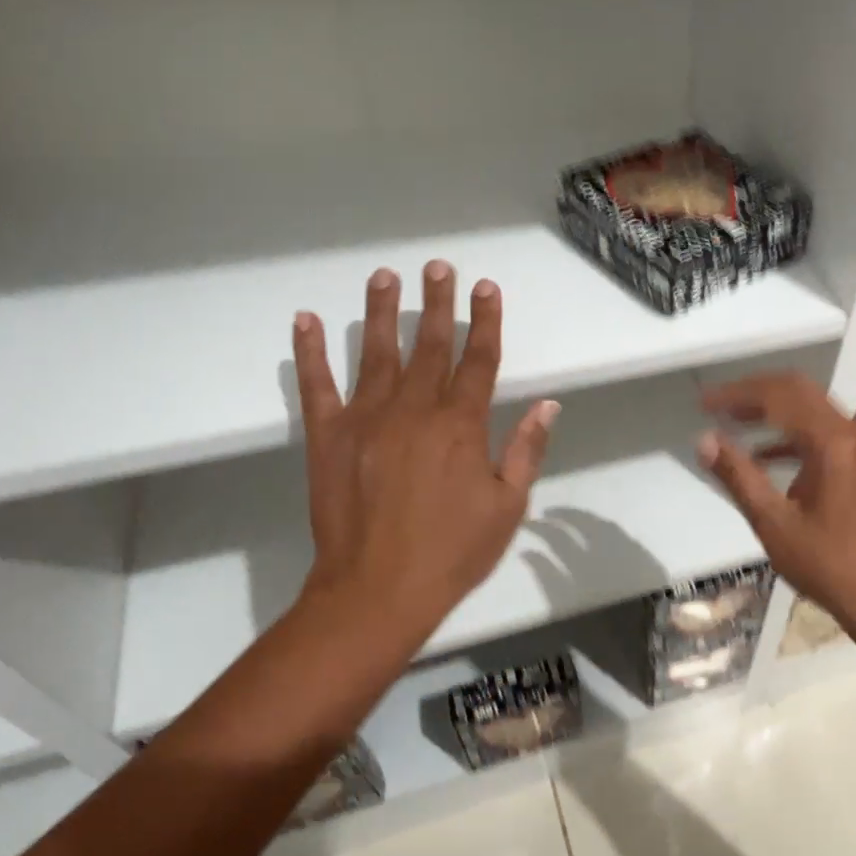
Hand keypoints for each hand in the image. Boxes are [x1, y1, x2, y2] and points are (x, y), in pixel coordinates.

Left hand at [291, 261, 557, 646]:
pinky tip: (307, 320)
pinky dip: (311, 351)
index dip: (485, 322)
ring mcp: (365, 418)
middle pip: (431, 346)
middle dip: (438, 304)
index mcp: (461, 426)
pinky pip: (317, 384)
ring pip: (377, 353)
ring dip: (382, 312)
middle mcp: (414, 409)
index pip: (479, 361)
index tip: (486, 288)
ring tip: (385, 276)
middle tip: (437, 266)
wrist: (377, 589)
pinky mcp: (326, 435)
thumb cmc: (453, 553)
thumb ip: (526, 451)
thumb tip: (548, 405)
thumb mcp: (507, 506)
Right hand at [697, 373, 855, 643]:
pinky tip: (763, 454)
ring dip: (772, 411)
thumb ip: (738, 475)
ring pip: (811, 410)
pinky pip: (822, 433)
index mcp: (832, 442)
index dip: (737, 394)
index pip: (779, 396)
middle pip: (797, 392)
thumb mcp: (774, 522)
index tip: (703, 402)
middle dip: (755, 393)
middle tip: (717, 403)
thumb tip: (704, 440)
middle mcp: (850, 433)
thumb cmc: (827, 564)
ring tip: (733, 421)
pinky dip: (790, 435)